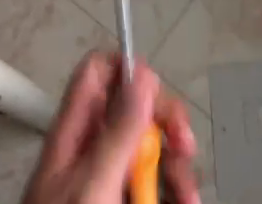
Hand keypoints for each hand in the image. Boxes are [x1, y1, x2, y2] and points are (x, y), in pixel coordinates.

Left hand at [24, 52, 200, 203]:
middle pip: (137, 111)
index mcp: (74, 134)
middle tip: (183, 146)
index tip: (155, 96)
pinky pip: (156, 187)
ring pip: (153, 152)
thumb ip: (117, 130)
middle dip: (167, 127)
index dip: (128, 71)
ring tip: (187, 196)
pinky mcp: (124, 201)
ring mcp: (109, 181)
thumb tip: (140, 76)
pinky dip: (175, 192)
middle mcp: (93, 151)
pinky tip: (184, 202)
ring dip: (178, 169)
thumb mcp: (92, 183)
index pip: (98, 74)